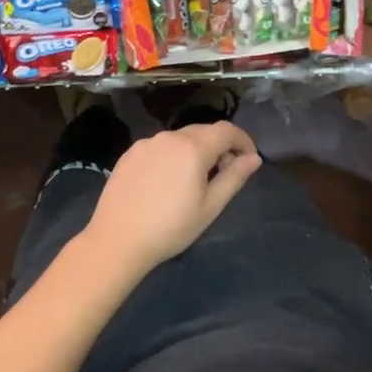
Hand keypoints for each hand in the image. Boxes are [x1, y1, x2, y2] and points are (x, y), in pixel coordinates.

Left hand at [82, 121, 261, 273]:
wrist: (117, 240)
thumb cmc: (171, 228)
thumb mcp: (210, 206)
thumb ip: (234, 177)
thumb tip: (253, 158)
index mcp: (192, 148)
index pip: (227, 130)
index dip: (243, 141)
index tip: (248, 160)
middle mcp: (169, 137)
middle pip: (204, 131)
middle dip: (220, 146)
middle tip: (225, 174)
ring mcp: (146, 144)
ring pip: (181, 139)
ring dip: (196, 151)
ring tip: (196, 180)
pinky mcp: (129, 154)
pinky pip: (160, 147)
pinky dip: (174, 156)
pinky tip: (168, 183)